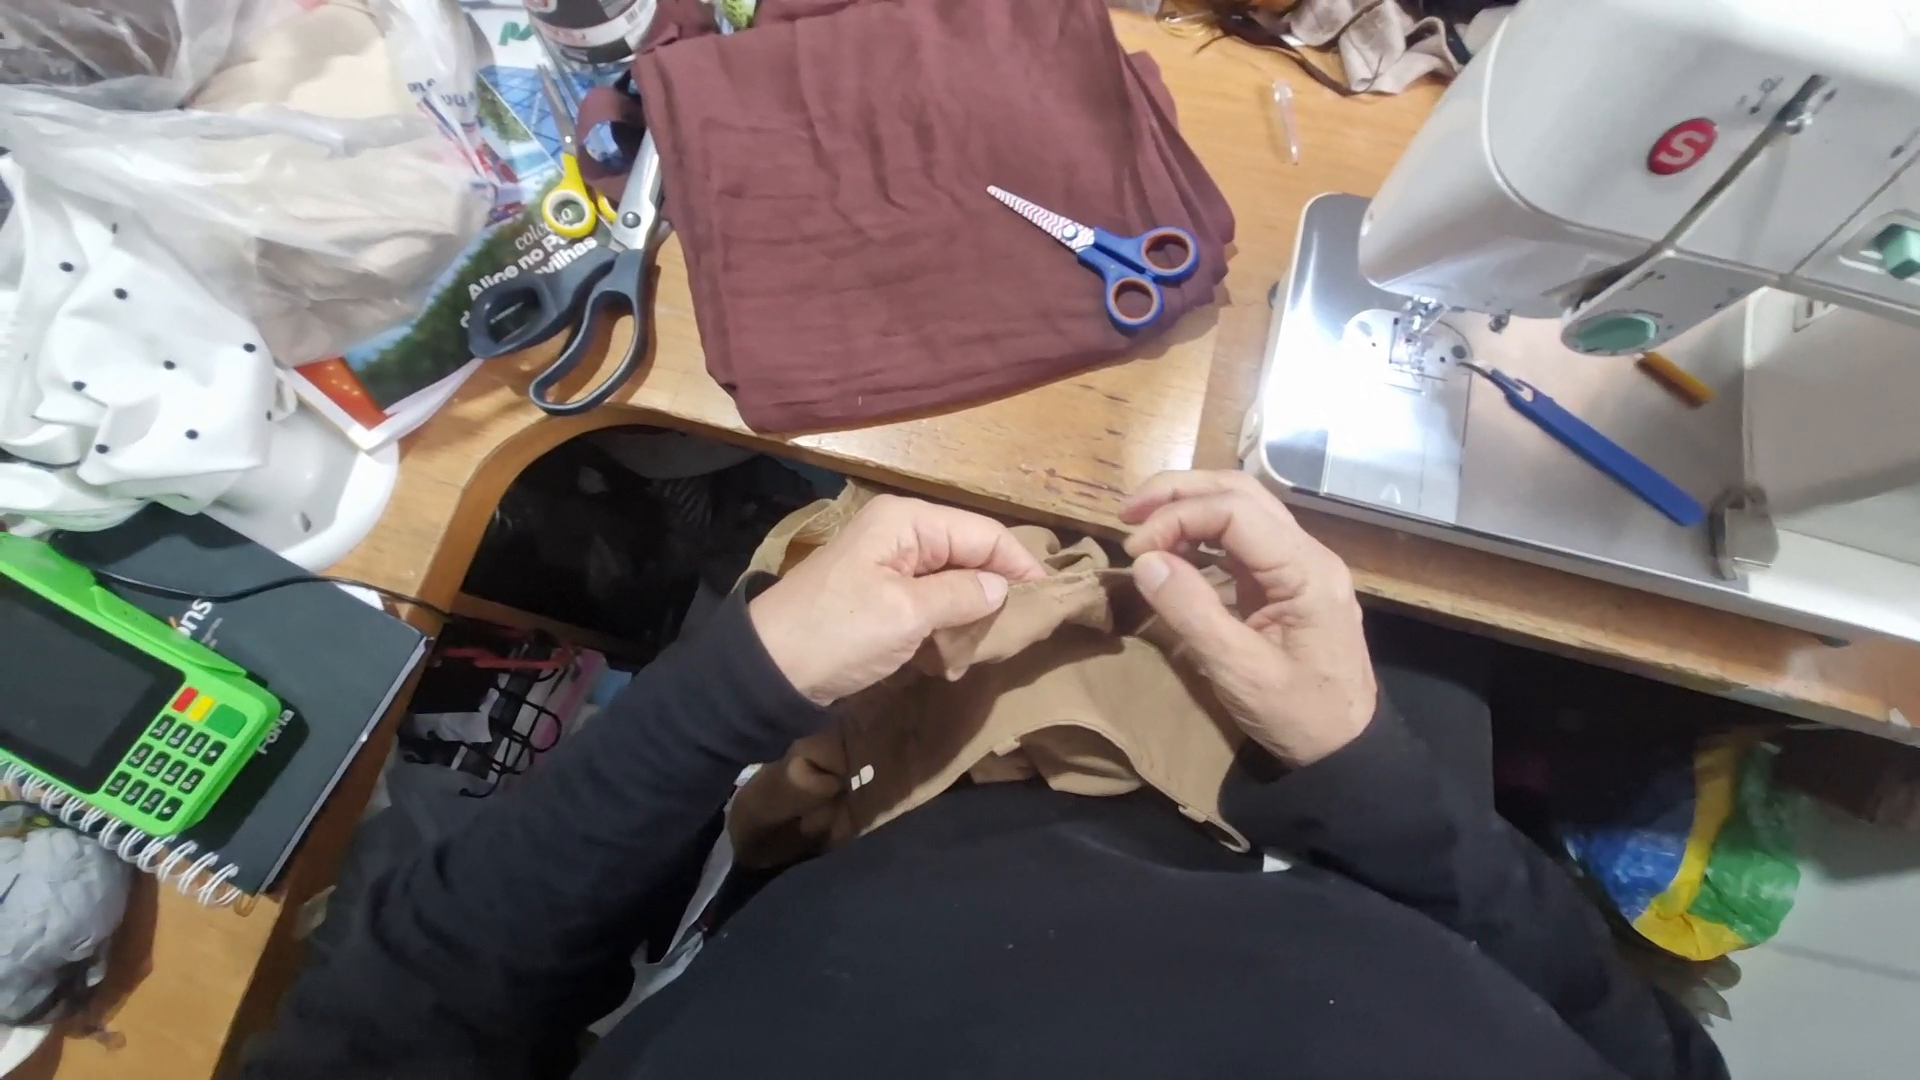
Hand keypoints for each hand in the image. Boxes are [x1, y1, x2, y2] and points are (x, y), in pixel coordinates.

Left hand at [749, 494, 1047, 705]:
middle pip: (968, 552)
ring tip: (994, 639)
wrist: (769, 670)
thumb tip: (1003, 586)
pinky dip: (948, 621)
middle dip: (997, 586)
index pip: (981, 532)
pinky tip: (958, 648)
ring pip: (952, 578)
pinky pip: (930, 600)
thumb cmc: (840, 632)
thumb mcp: (906, 613)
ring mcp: (889, 565)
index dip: (1018, 561)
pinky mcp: (882, 595)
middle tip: (1025, 623)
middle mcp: (901, 534)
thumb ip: (961, 594)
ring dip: (972, 609)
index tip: (1047, 596)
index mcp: (906, 522)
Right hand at [1121, 471, 1375, 765]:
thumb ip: (1192, 612)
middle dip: (1177, 493)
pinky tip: (1170, 549)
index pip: (1234, 511)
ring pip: (1239, 505)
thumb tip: (1144, 561)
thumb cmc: (1299, 715)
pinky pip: (1238, 537)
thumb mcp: (1239, 672)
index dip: (1175, 518)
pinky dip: (1198, 533)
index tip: (1134, 552)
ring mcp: (1296, 564)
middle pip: (1238, 491)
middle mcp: (1306, 553)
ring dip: (1187, 505)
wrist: (1347, 749)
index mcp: (1306, 569)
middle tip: (1127, 514)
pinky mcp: (1282, 580)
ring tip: (1141, 525)